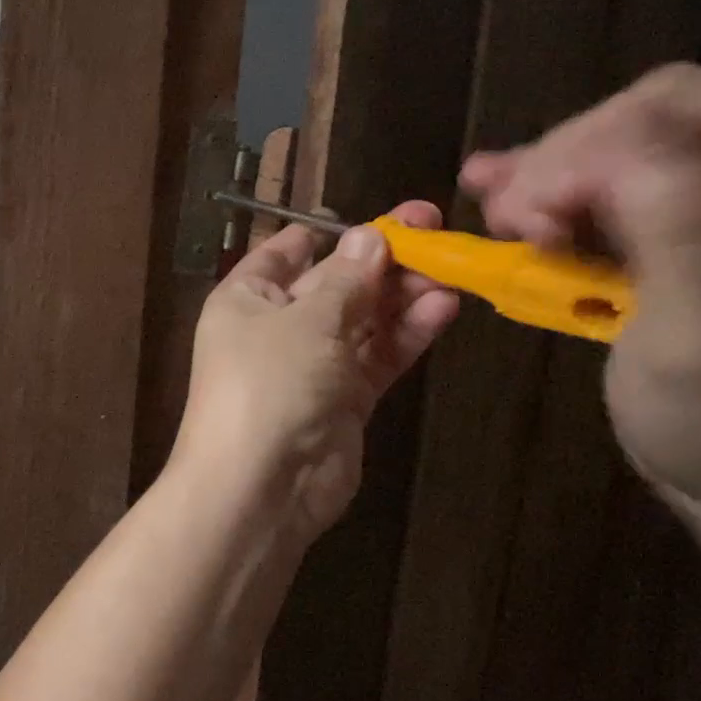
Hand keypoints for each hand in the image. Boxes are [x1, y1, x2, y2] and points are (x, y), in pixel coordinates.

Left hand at [176, 203, 458, 536]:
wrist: (261, 483)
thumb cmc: (268, 383)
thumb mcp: (306, 321)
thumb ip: (345, 281)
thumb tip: (370, 235)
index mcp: (246, 298)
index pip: (285, 254)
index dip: (329, 233)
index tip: (378, 217)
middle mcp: (276, 326)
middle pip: (333, 283)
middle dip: (381, 260)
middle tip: (438, 229)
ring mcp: (312, 364)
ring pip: (362, 319)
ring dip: (402, 295)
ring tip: (454, 268)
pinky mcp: (344, 398)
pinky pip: (378, 355)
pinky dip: (407, 333)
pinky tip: (445, 306)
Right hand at [461, 64, 700, 523]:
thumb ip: (685, 238)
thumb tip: (616, 148)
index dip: (614, 137)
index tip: (537, 205)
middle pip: (670, 114)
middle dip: (575, 157)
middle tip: (511, 222)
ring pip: (631, 139)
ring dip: (551, 173)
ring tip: (499, 219)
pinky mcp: (696, 221)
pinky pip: (614, 178)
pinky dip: (551, 187)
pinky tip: (500, 199)